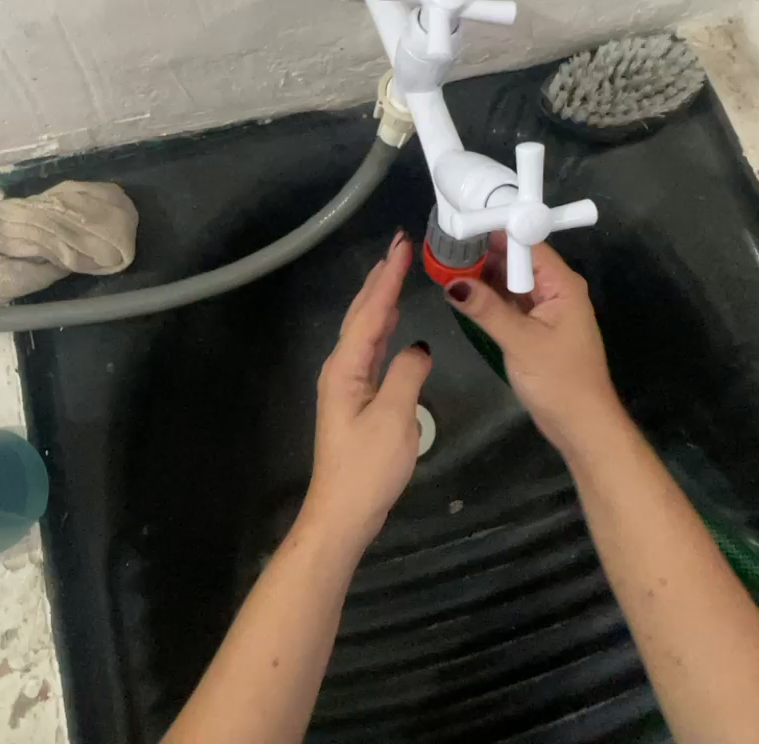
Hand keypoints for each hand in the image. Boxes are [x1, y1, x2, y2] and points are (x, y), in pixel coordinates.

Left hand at [303, 230, 432, 553]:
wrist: (343, 511)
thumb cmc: (368, 467)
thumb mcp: (395, 418)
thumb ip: (407, 375)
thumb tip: (417, 347)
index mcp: (346, 366)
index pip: (370, 311)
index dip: (387, 277)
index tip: (401, 245)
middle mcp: (341, 367)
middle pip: (361, 313)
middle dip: (379, 279)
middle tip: (398, 247)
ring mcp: (346, 382)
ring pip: (363, 329)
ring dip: (379, 299)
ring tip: (394, 272)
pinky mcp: (355, 397)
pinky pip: (369, 349)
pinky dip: (381, 327)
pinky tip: (391, 322)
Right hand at [443, 240, 624, 457]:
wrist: (581, 426)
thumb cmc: (560, 381)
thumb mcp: (521, 342)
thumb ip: (486, 309)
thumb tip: (451, 282)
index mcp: (561, 284)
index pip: (525, 243)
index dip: (494, 229)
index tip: (460, 221)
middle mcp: (553, 288)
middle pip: (514, 258)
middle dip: (480, 249)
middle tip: (442, 239)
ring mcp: (542, 307)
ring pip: (507, 278)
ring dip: (479, 271)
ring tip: (443, 257)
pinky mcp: (532, 324)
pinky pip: (505, 299)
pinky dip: (484, 292)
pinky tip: (458, 286)